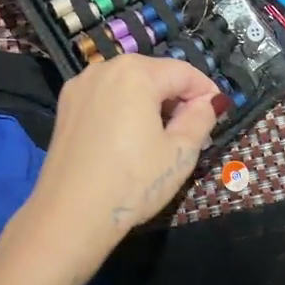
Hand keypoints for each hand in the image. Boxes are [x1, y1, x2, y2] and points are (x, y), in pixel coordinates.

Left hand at [28, 55, 220, 253]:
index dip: (206, 91)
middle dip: (177, 98)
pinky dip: (124, 109)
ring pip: (129, 84)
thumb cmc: (131, 182)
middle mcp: (105, 67)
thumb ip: (201, 118)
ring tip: (161, 138)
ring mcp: (81, 85)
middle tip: (192, 131)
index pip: (183, 72)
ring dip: (151, 103)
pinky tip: (128, 140)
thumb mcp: (179, 153)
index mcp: (135, 72)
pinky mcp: (66, 105)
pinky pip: (107, 96)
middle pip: (155, 74)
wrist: (68, 217)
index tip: (218, 114)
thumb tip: (209, 102)